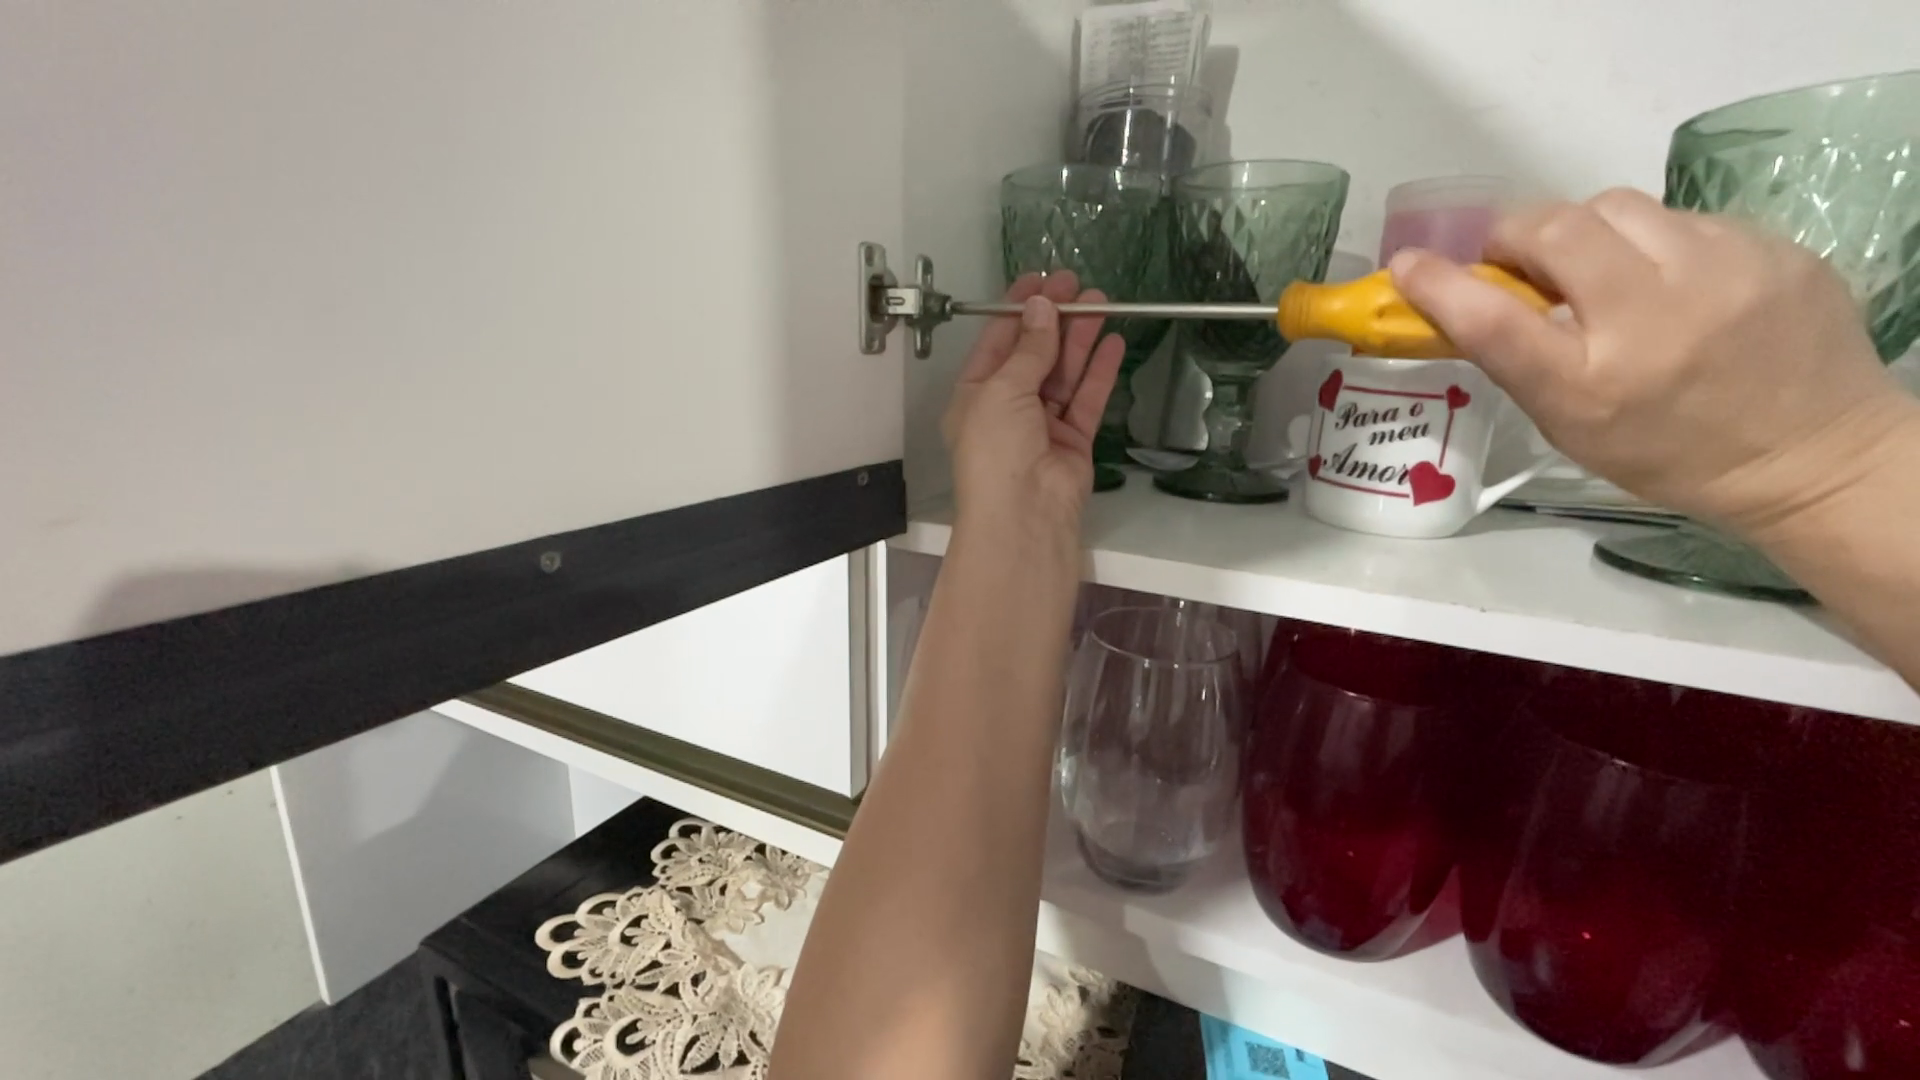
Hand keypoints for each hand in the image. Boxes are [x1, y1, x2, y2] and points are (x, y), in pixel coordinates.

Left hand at [943, 271, 1125, 538]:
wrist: (1025, 514)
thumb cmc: (996, 451)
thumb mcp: (1001, 389)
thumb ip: (1028, 348)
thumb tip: (1041, 307)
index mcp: (975, 395)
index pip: (998, 342)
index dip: (1019, 309)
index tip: (1042, 279)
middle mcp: (1006, 408)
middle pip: (1034, 354)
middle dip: (1055, 319)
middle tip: (1079, 285)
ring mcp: (1042, 425)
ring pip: (1064, 372)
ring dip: (1080, 338)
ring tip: (1102, 302)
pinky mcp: (1073, 440)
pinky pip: (1087, 398)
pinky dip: (1100, 371)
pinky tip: (1113, 341)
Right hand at [1391, 188, 1917, 533]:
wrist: (1807, 453)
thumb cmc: (1659, 451)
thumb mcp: (1567, 423)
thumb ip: (1519, 358)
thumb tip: (1469, 296)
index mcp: (1587, 382)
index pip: (1494, 320)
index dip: (1440, 285)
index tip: (1408, 265)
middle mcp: (1652, 317)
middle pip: (1556, 230)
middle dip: (1514, 234)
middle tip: (1509, 258)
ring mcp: (1722, 271)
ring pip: (1616, 207)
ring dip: (1580, 230)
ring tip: (1590, 267)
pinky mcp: (1771, 245)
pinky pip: (1678, 216)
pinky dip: (1646, 240)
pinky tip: (1661, 278)